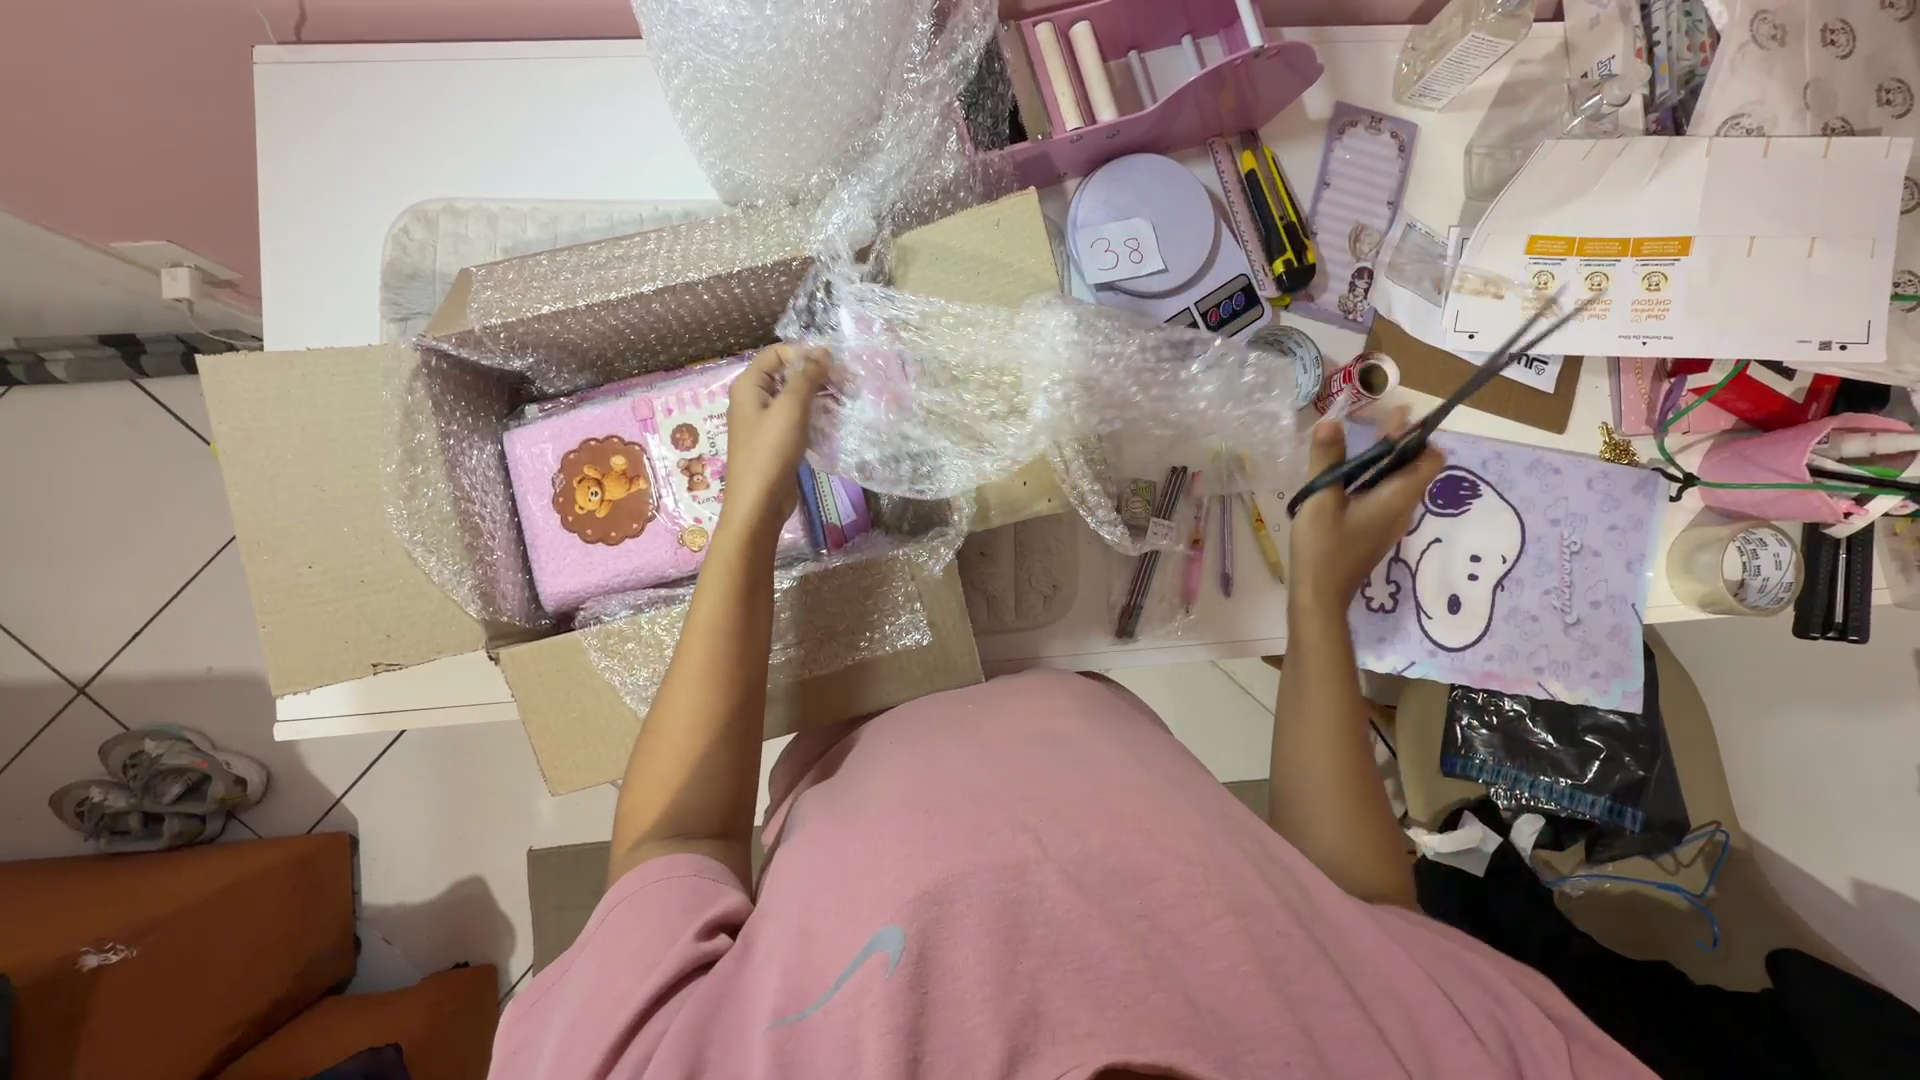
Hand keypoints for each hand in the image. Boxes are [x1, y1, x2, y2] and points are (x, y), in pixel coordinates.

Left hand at [722, 344, 829, 534]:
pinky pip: (796, 419)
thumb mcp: (791, 408)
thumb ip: (807, 376)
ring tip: (844, 401)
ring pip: (794, 398)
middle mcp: (753, 399)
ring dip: (818, 396)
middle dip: (816, 375)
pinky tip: (833, 421)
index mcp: (748, 385)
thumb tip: (822, 351)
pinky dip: (814, 416)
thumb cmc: (771, 451)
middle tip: (846, 383)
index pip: (776, 353)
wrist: (759, 502)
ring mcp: (764, 422)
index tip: (833, 364)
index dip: (804, 353)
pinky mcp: (776, 441)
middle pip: (786, 374)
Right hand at [1288, 409, 1443, 620]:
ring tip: (1358, 442)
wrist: (1320, 597)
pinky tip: (1346, 478)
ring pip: (1397, 483)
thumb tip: (1331, 421)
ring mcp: (1390, 524)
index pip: (1431, 459)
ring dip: (1383, 461)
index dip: (1418, 436)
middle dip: (1399, 442)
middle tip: (1377, 418)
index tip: (1394, 419)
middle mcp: (1403, 509)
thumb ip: (1327, 459)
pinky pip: (1383, 498)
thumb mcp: (1320, 499)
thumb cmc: (1323, 548)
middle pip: (1415, 468)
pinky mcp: (1375, 533)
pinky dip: (1372, 480)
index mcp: (1397, 497)